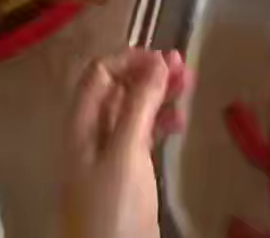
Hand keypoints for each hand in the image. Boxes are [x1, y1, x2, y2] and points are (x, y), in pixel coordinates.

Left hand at [61, 48, 191, 237]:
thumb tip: (157, 59)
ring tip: (187, 84)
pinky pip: (143, 133)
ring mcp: (109, 156)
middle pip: (117, 88)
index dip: (128, 60)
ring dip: (158, 92)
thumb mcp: (126, 152)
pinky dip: (160, 119)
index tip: (161, 60)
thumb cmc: (114, 210)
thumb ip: (140, 103)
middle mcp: (92, 135)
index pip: (99, 74)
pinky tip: (179, 121)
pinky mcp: (127, 175)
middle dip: (148, 72)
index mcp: (82, 126)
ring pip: (133, 109)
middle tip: (182, 66)